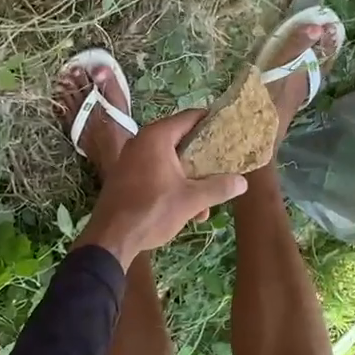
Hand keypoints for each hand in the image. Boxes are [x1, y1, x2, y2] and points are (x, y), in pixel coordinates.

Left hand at [74, 109, 247, 270]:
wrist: (111, 238)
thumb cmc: (152, 211)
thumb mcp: (191, 200)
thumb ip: (219, 187)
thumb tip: (243, 182)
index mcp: (157, 137)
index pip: (190, 117)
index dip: (211, 121)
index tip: (230, 129)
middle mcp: (141, 141)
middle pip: (181, 140)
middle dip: (203, 158)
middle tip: (223, 167)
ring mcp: (130, 159)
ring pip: (169, 161)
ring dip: (189, 179)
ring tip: (205, 206)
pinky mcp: (125, 177)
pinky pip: (155, 172)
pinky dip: (172, 185)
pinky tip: (186, 210)